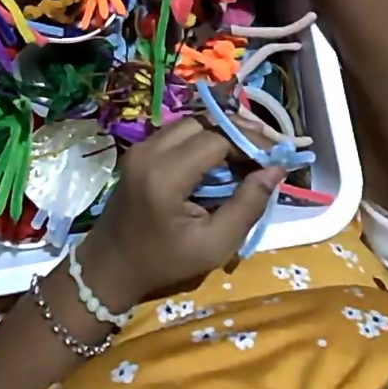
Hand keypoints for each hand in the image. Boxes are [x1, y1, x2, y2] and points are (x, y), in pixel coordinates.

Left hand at [73, 118, 283, 310]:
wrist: (110, 267)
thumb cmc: (164, 262)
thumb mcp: (214, 245)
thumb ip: (247, 205)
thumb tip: (276, 169)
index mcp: (165, 176)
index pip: (217, 138)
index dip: (250, 142)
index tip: (277, 155)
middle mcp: (150, 151)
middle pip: (205, 122)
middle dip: (240, 131)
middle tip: (269, 148)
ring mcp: (141, 146)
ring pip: (193, 122)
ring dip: (223, 131)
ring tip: (251, 150)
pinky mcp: (140, 149)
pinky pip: (180, 131)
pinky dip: (206, 136)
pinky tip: (224, 155)